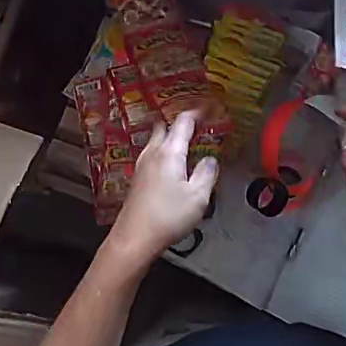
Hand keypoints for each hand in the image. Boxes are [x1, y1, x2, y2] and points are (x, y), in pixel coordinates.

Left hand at [108, 110, 218, 258]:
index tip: (210, 108)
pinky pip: (152, 154)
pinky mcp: (137, 178)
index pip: (183, 121)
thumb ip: (207, 173)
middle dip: (181, 122)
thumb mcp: (198, 196)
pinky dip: (164, 150)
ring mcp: (142, 165)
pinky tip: (172, 163)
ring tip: (187, 141)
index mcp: (169, 152)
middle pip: (165, 126)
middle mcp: (153, 153)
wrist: (134, 237)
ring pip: (156, 140)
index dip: (197, 112)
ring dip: (170, 136)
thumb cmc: (168, 216)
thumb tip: (210, 159)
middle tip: (198, 123)